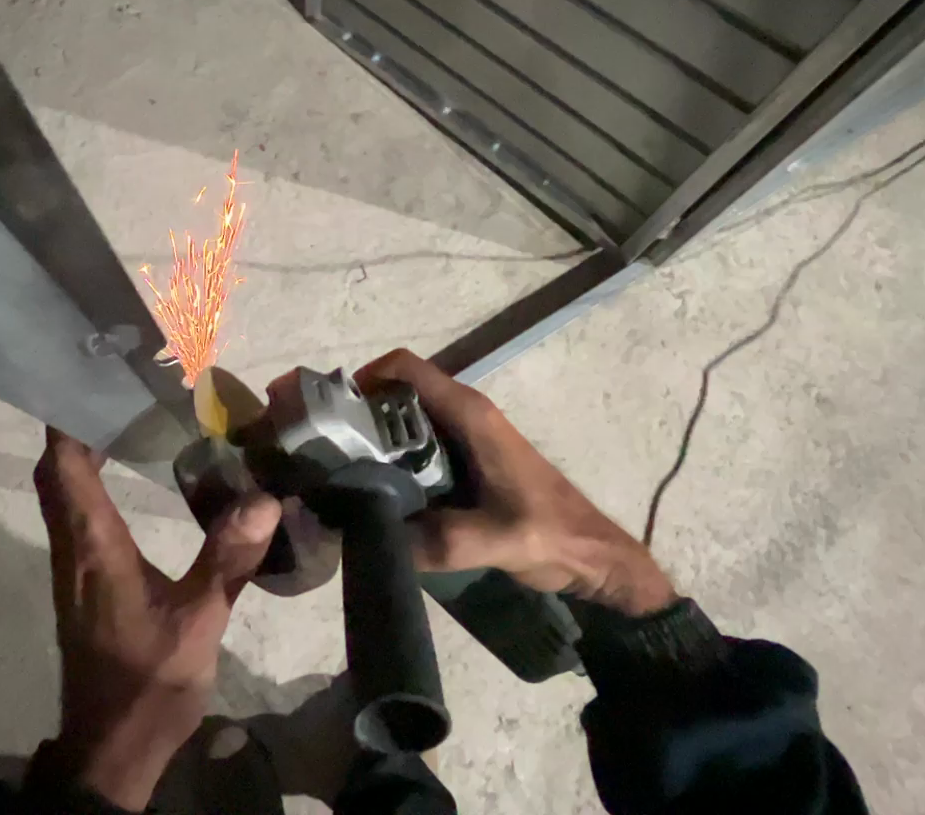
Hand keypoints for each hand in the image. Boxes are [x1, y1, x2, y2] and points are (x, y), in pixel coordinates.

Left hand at [33, 427, 281, 809]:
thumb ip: (227, 559)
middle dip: (74, 429)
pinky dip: (86, 484)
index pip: (66, 468)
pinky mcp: (78, 583)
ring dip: (78, 455)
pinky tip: (122, 482)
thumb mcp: (200, 623)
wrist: (112, 746)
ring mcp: (71, 567)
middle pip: (55, 475)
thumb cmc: (149, 681)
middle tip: (113, 396)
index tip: (90, 384)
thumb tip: (262, 498)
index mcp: (94, 547)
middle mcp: (72, 548)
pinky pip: (72, 516)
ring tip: (121, 424)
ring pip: (59, 495)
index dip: (69, 422)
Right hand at [355, 350, 675, 616]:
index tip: (335, 414)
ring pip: (402, 417)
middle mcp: (463, 414)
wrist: (595, 557)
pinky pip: (413, 443)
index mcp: (470, 414)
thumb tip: (375, 537)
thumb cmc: (554, 535)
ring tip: (342, 471)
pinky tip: (374, 490)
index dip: (365, 377)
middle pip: (396, 391)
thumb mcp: (500, 541)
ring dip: (371, 436)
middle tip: (328, 450)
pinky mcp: (462, 459)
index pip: (405, 367)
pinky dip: (389, 457)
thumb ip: (444, 541)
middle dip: (359, 411)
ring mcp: (463, 435)